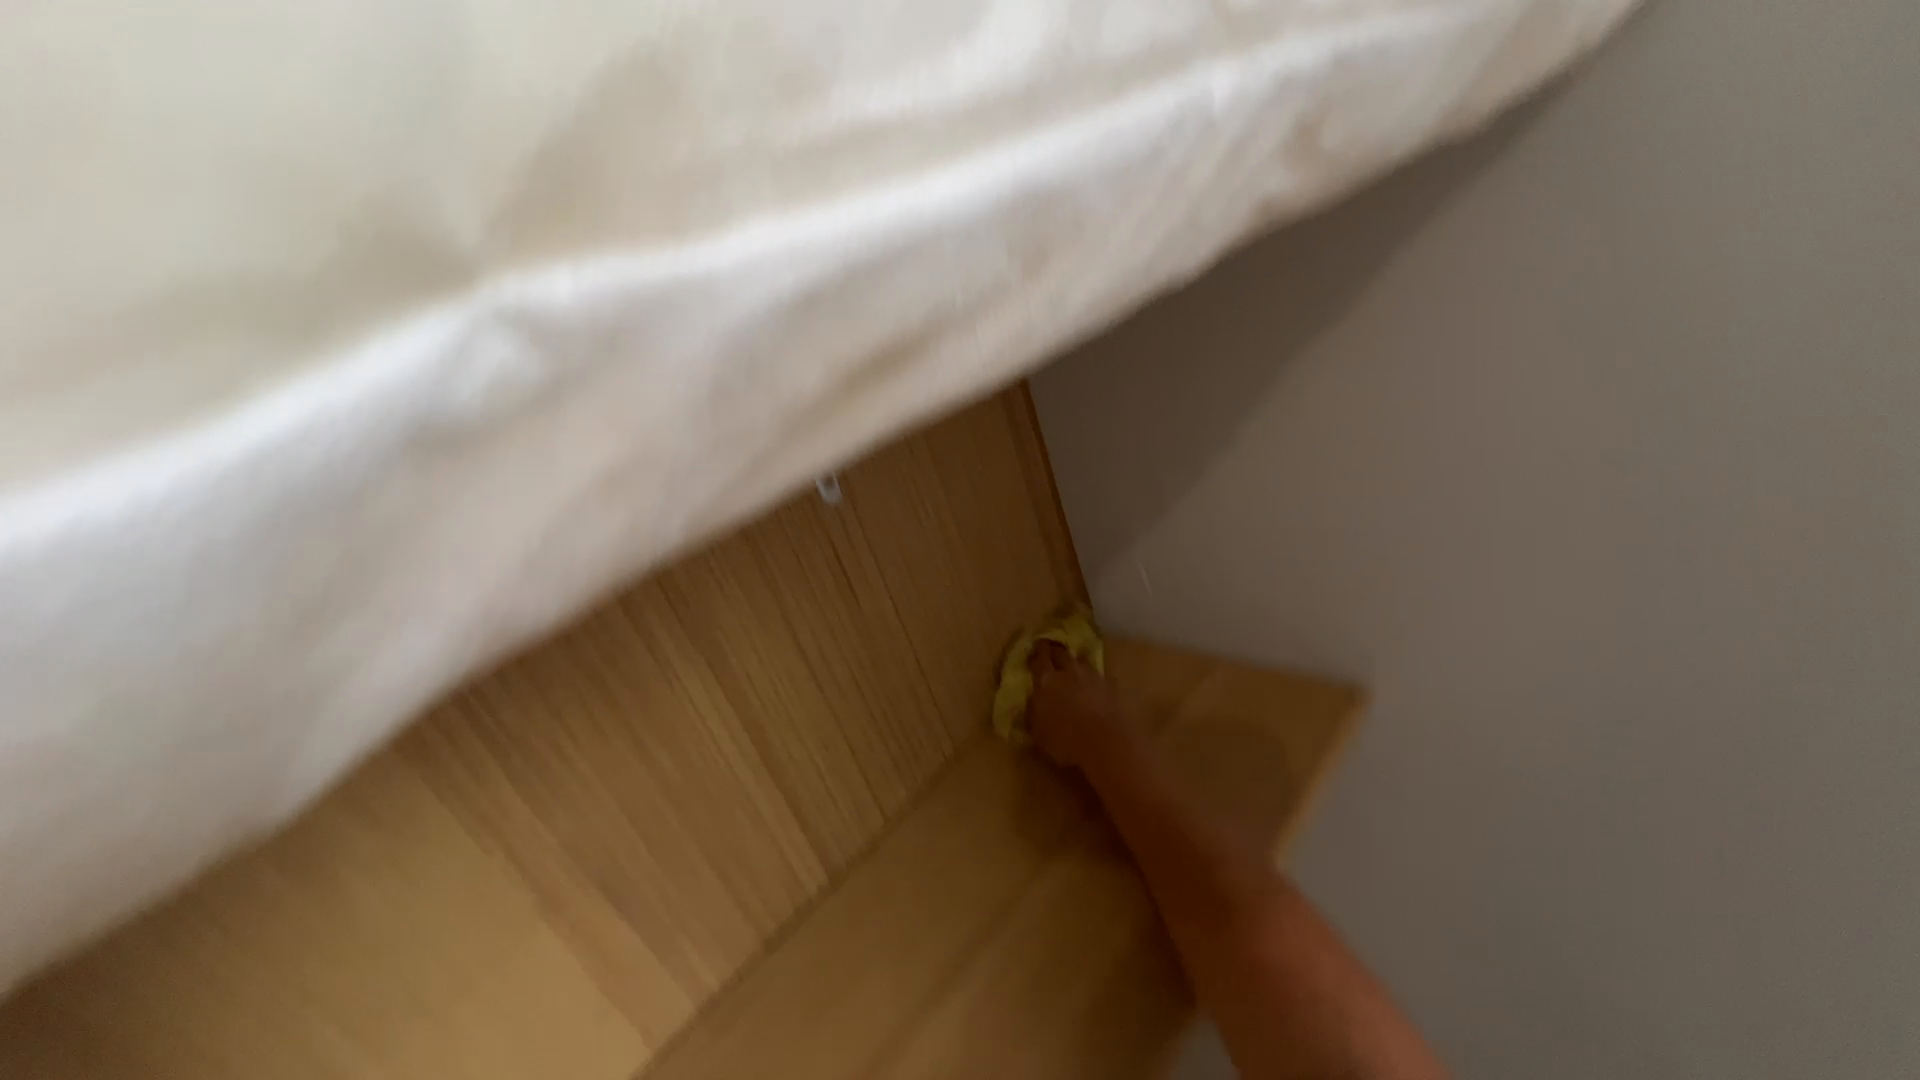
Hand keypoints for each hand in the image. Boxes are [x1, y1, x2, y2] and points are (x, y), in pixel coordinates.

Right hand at [1026, 641, 1141, 771]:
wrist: (1107, 744)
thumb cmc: (1066, 742)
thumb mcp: (1039, 733)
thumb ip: (1034, 713)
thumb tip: (1034, 702)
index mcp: (1047, 682)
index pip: (1039, 659)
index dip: (1037, 653)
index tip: (1036, 648)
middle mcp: (1069, 672)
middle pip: (1061, 653)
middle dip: (1056, 652)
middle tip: (1053, 652)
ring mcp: (1093, 677)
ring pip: (1082, 662)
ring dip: (1077, 665)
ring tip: (1075, 670)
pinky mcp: (1112, 686)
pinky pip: (1100, 676)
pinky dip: (1095, 680)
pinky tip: (1095, 687)